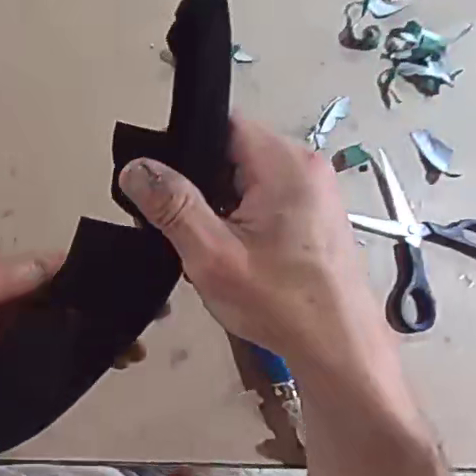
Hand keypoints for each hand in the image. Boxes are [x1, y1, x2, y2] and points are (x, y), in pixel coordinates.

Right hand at [117, 116, 392, 377]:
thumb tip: (136, 168)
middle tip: (175, 222)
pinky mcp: (314, 218)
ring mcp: (314, 193)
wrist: (339, 350)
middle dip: (199, 183)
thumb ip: (172, 206)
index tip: (160, 181)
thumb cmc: (281, 303)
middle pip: (233, 153)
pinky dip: (240, 220)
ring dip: (219, 207)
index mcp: (285, 163)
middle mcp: (306, 168)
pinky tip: (230, 254)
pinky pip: (264, 201)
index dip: (184, 146)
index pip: (223, 124)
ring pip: (246, 181)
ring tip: (203, 243)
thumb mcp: (212, 255)